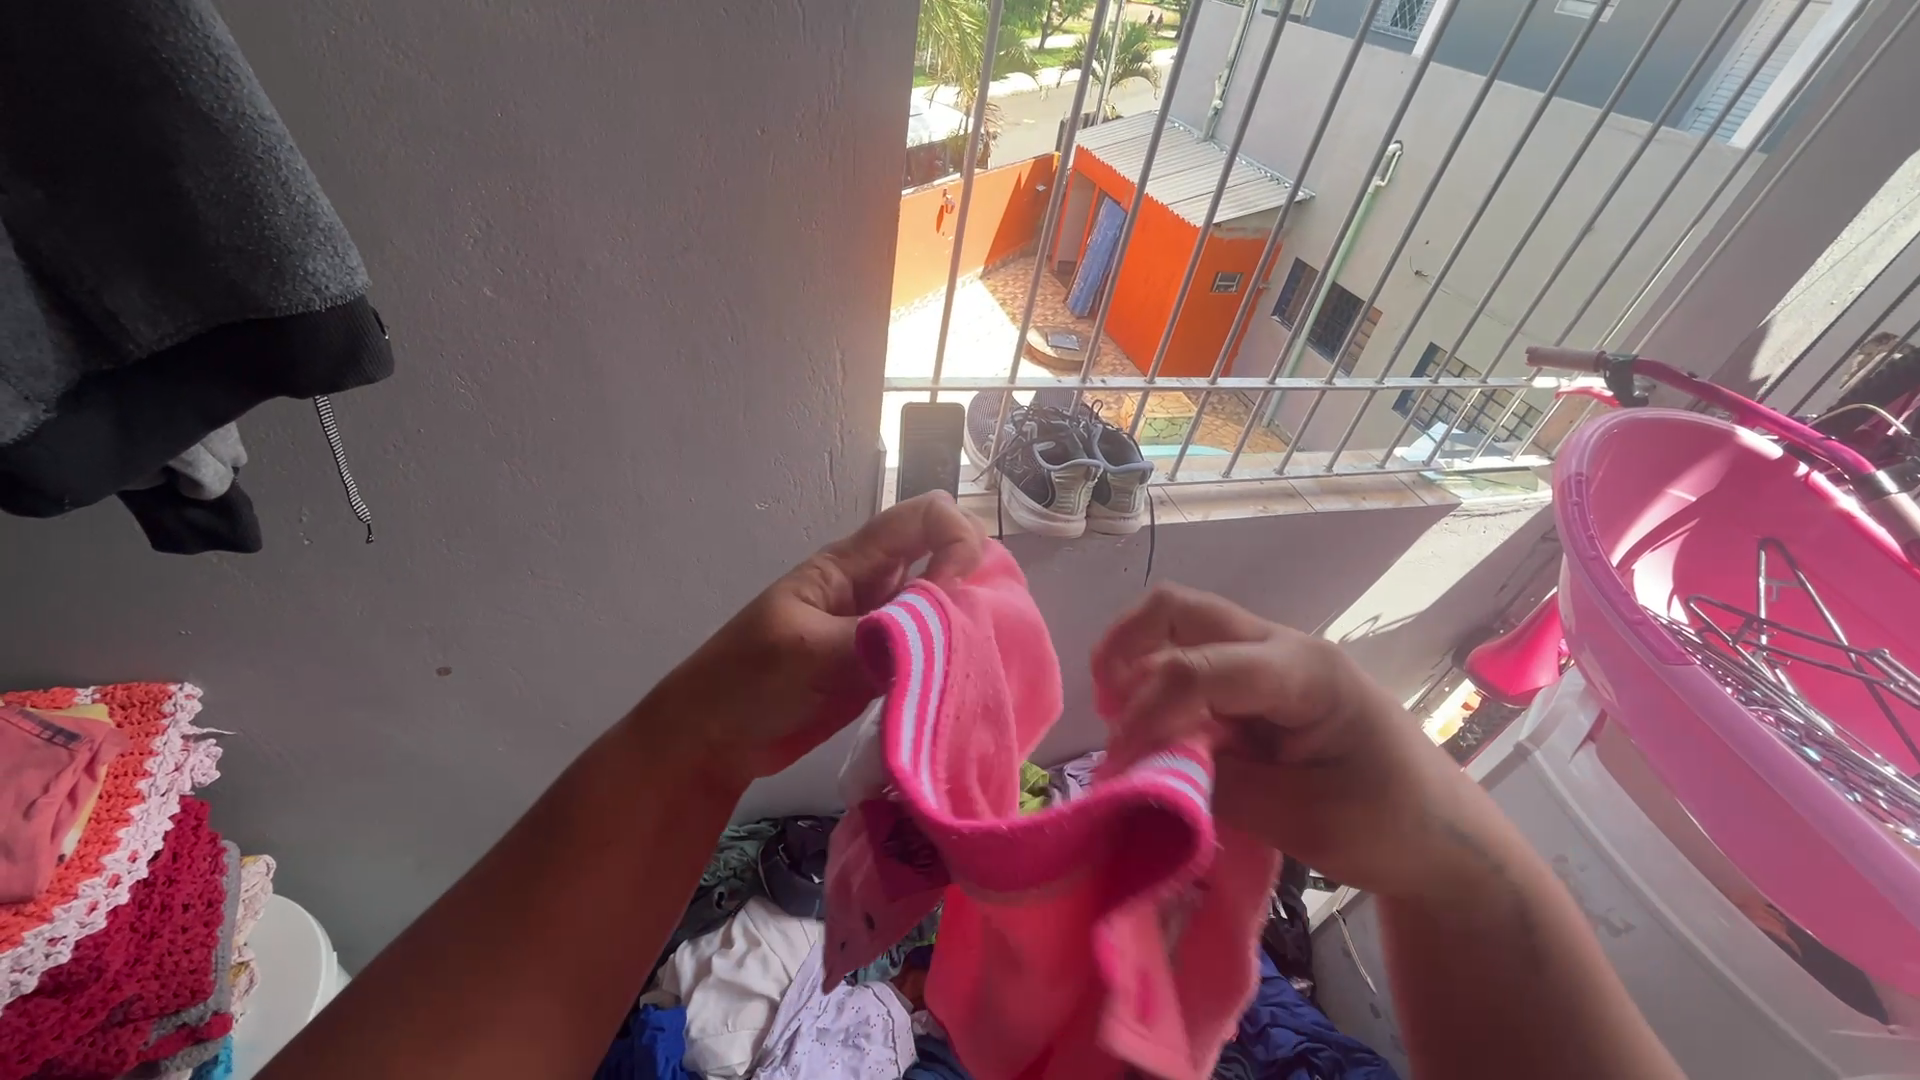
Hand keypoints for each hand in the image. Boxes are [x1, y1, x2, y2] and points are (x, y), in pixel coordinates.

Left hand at [639, 492, 986, 789]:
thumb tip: (949, 629)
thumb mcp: (809, 650)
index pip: (923, 518)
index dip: (954, 539)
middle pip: (944, 555)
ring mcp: (882, 628)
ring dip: (965, 624)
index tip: (956, 592)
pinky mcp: (885, 667)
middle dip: (970, 580)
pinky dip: (951, 660)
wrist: (712, 740)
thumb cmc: (747, 681)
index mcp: (852, 563)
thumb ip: (878, 637)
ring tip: (975, 661)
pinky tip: (961, 682)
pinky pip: (931, 650)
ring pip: (942, 605)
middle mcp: (876, 587)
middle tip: (975, 631)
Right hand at [1093, 584, 1483, 899]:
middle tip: (1105, 709)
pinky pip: (1192, 658)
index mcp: (1303, 672)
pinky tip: (1148, 722)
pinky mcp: (1258, 680)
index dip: (1148, 713)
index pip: (1201, 670)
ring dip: (1135, 658)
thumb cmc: (1386, 825)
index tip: (1119, 765)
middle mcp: (1280, 646)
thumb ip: (1218, 786)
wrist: (1442, 834)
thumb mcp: (1302, 819)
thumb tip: (1147, 768)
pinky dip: (1154, 680)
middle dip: (1125, 648)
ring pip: (1180, 624)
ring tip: (1118, 715)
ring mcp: (1268, 658)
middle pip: (1180, 609)